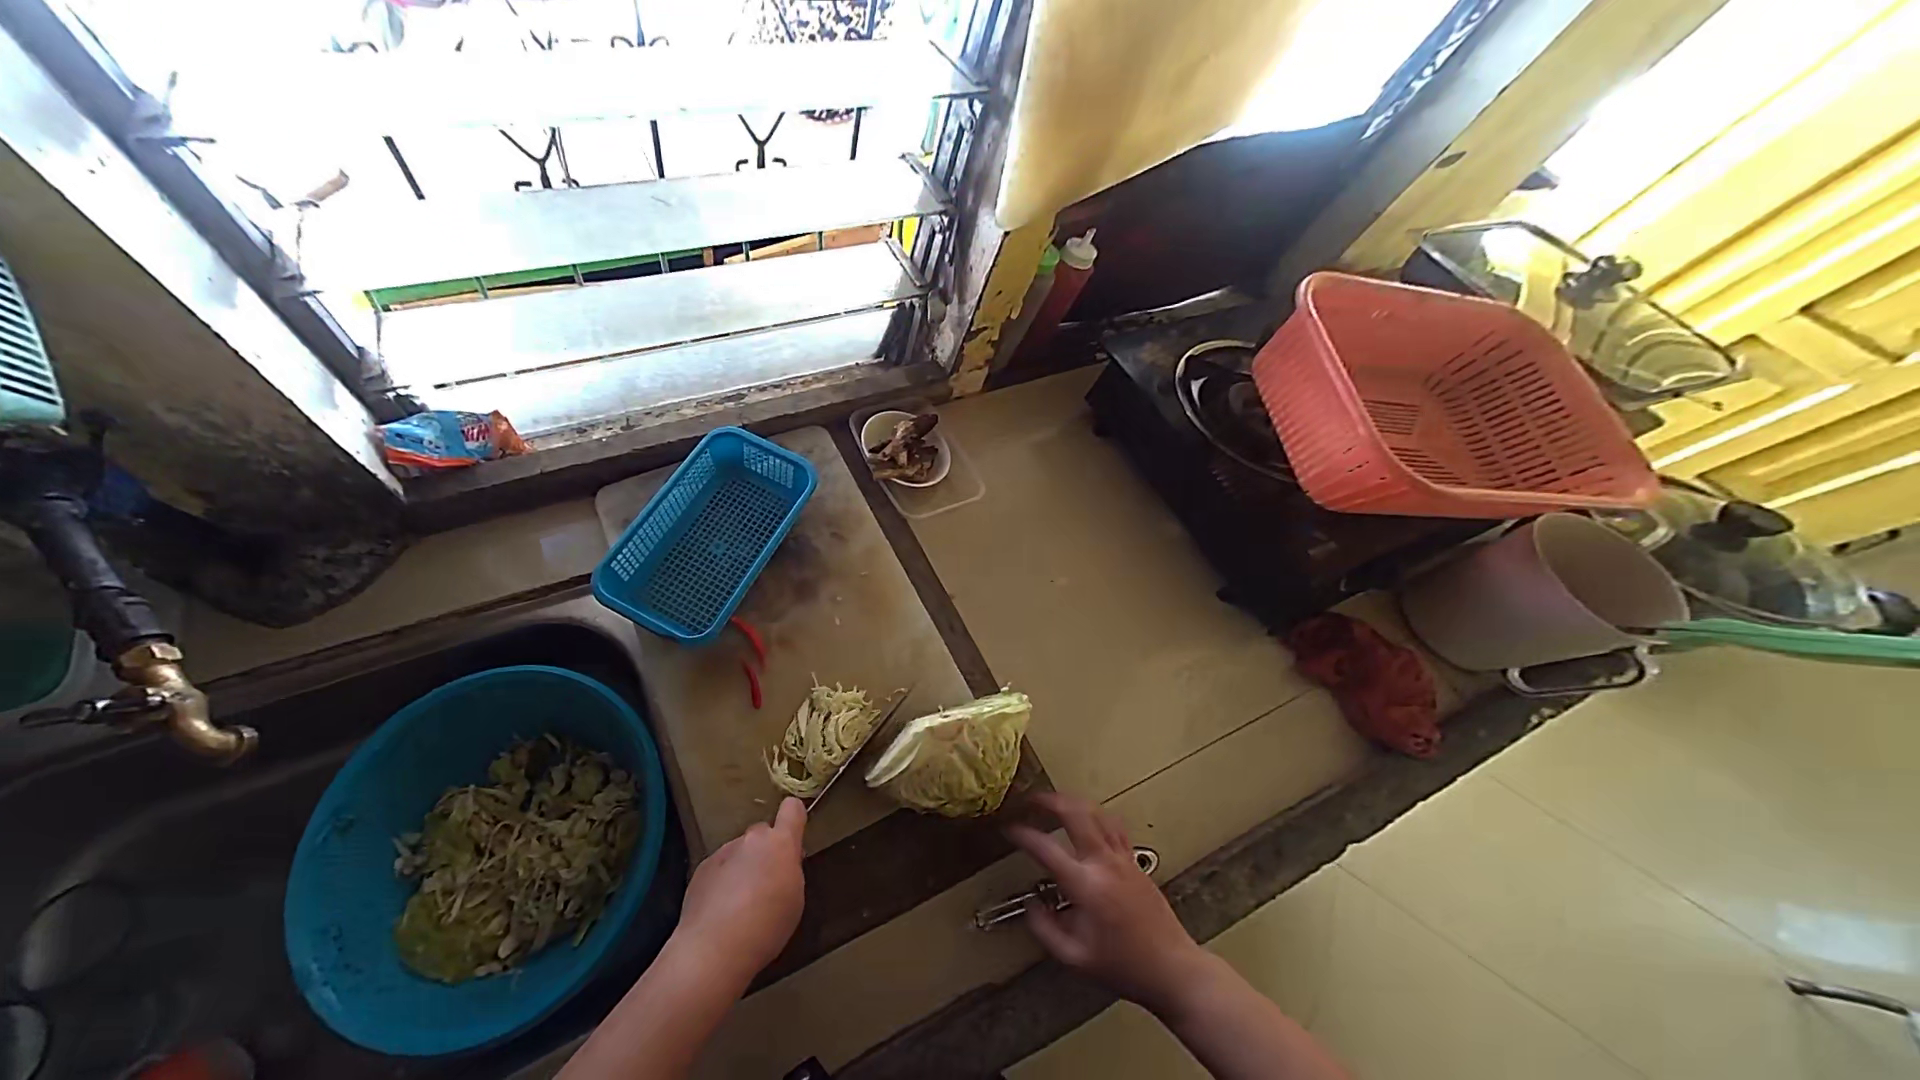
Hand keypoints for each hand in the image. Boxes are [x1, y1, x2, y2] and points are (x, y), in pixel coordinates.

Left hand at [672, 796, 806, 982]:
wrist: (713, 949)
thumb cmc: (766, 926)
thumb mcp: (795, 899)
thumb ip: (791, 870)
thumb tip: (781, 864)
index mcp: (781, 842)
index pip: (792, 808)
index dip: (794, 819)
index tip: (793, 838)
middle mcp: (751, 839)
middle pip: (762, 833)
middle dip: (765, 851)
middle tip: (766, 883)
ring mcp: (723, 852)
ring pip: (739, 851)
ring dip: (742, 867)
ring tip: (738, 903)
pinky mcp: (701, 869)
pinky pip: (719, 867)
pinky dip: (722, 881)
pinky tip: (719, 910)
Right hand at [1006, 793, 1209, 1013]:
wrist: (1171, 968)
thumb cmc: (1124, 966)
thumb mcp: (1074, 958)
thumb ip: (1045, 929)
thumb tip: (1032, 905)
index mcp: (1086, 886)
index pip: (1047, 848)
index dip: (1023, 835)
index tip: (1009, 830)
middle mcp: (1105, 864)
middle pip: (1076, 814)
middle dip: (1050, 800)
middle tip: (1032, 800)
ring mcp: (1123, 859)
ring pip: (1097, 813)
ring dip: (1073, 802)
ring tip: (1056, 803)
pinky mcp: (1135, 862)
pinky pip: (1113, 826)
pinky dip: (1096, 815)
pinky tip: (1088, 820)